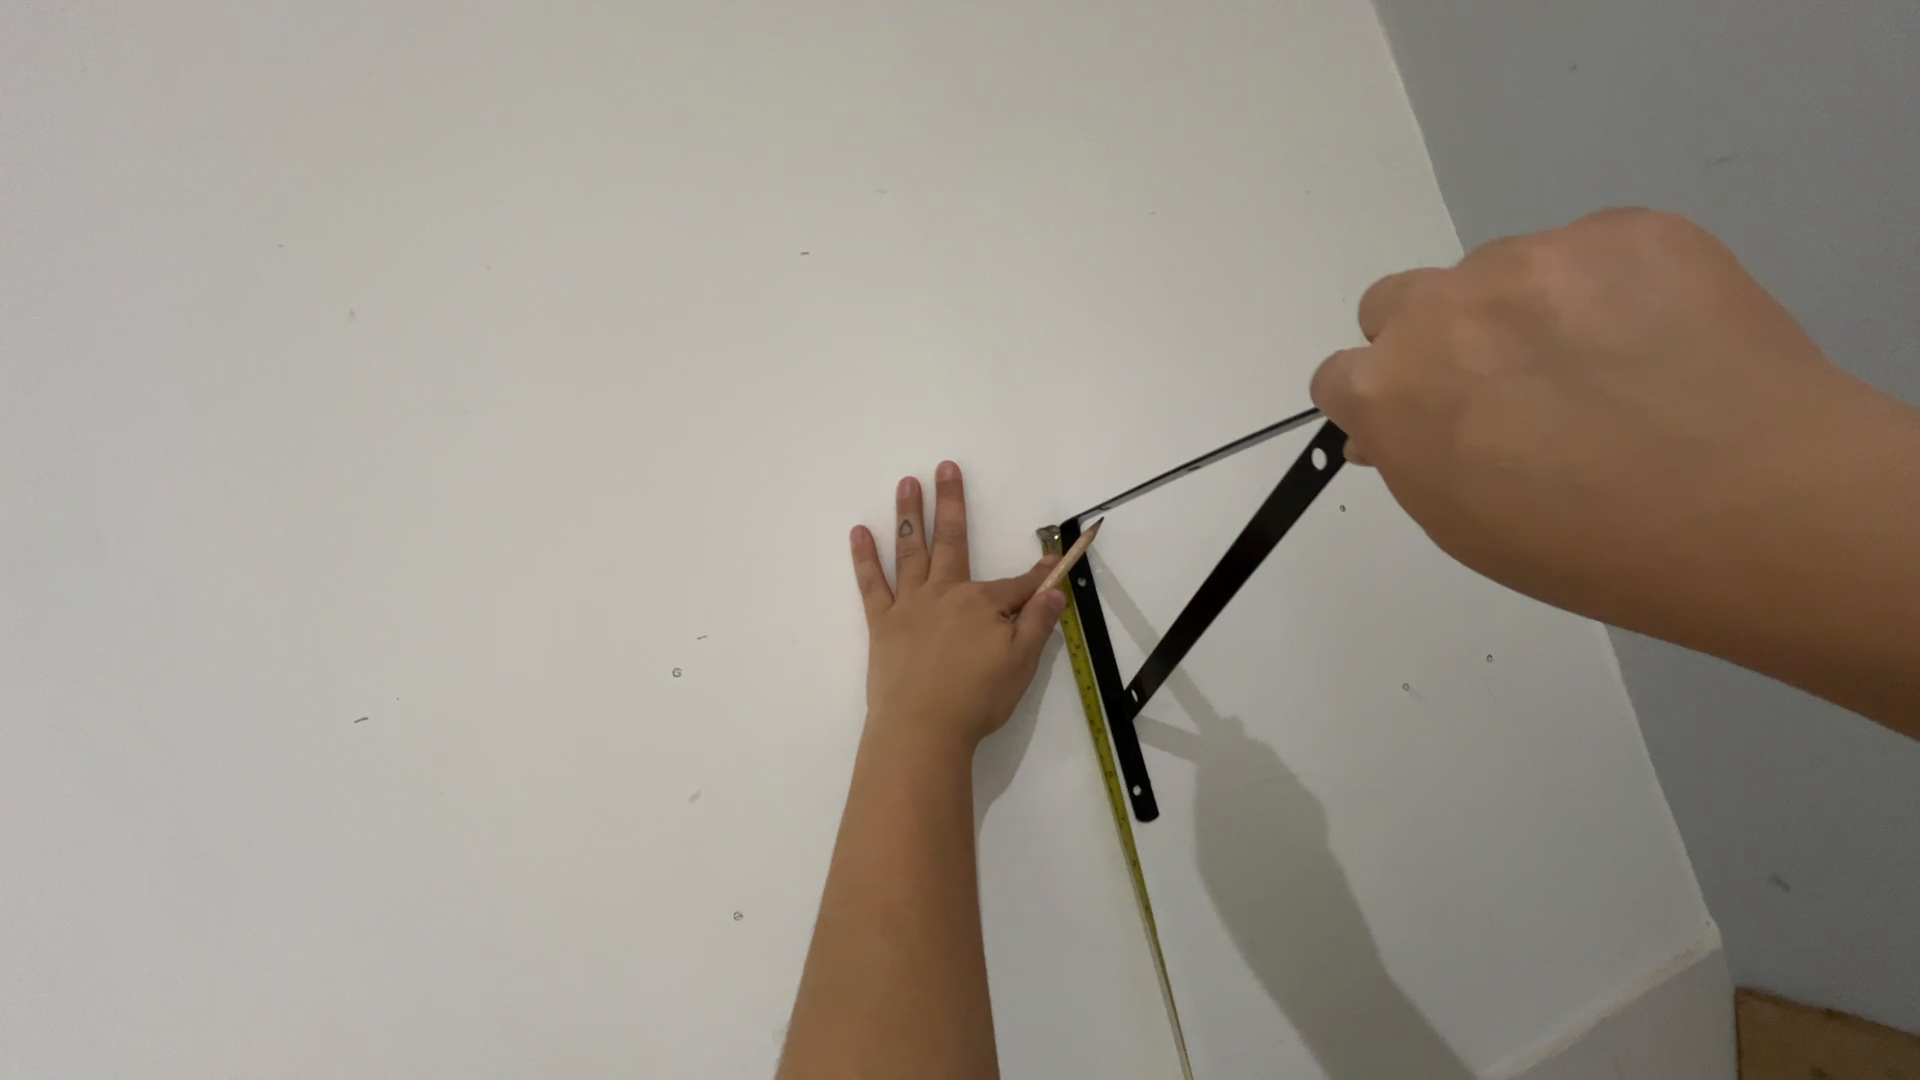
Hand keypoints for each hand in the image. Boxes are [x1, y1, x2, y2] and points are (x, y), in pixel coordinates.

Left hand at [851, 461, 1065, 755]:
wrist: (921, 730)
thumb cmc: (976, 699)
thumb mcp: (1022, 664)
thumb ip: (1038, 624)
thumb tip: (1054, 592)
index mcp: (982, 604)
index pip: (1020, 585)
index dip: (1041, 575)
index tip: (1056, 559)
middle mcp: (945, 594)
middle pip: (952, 540)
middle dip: (952, 502)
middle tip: (947, 466)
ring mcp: (910, 605)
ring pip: (911, 551)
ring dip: (909, 514)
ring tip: (907, 482)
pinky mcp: (882, 623)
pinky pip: (872, 584)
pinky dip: (865, 558)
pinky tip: (859, 532)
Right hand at [1309, 208, 1902, 631]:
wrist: (1745, 507)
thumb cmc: (1571, 540)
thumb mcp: (1450, 517)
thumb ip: (1402, 453)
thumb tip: (1389, 427)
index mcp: (1382, 387)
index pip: (1337, 374)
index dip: (1376, 400)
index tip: (1418, 419)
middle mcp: (1436, 310)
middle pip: (1392, 303)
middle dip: (1424, 339)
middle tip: (1491, 383)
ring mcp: (1530, 261)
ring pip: (1491, 272)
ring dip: (1514, 310)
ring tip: (1593, 364)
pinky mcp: (1625, 230)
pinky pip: (1585, 250)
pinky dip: (1600, 288)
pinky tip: (1646, 339)